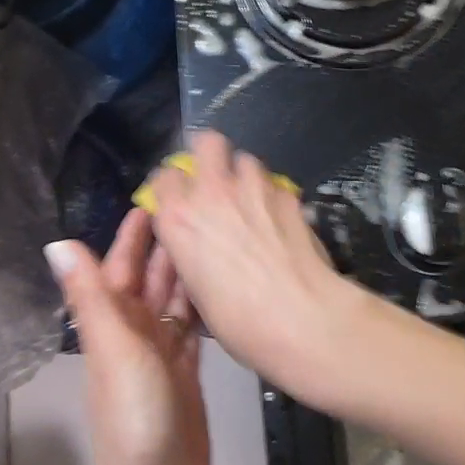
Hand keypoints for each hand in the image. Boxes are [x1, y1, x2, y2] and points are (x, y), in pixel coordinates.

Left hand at [44, 210, 208, 464]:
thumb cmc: (134, 418)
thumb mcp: (114, 350)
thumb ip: (91, 296)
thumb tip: (58, 241)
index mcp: (113, 324)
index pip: (121, 266)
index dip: (133, 233)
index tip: (153, 196)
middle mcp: (135, 333)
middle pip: (151, 278)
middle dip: (167, 243)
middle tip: (198, 204)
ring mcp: (161, 354)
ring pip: (174, 299)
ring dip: (187, 269)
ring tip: (214, 234)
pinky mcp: (185, 373)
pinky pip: (193, 327)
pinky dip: (202, 304)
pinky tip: (221, 285)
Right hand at [146, 131, 380, 403]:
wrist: (301, 317)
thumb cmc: (239, 320)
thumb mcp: (196, 292)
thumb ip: (190, 253)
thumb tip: (195, 245)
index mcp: (179, 218)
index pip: (163, 177)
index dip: (171, 186)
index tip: (177, 199)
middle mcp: (212, 192)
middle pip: (206, 143)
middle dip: (208, 155)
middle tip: (214, 180)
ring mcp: (254, 187)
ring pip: (244, 159)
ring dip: (243, 175)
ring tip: (251, 200)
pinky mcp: (287, 193)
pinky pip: (273, 182)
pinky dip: (271, 194)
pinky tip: (278, 219)